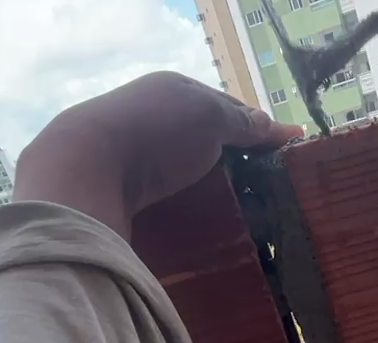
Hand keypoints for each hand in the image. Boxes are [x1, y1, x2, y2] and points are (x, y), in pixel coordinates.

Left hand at [13, 72, 303, 236]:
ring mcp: (139, 148)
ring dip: (214, 184)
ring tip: (241, 209)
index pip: (230, 108)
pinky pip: (170, 191)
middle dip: (237, 156)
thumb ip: (242, 122)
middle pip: (209, 137)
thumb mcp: (210, 118)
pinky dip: (191, 201)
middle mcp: (157, 114)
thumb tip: (270, 124)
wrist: (90, 166)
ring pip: (189, 166)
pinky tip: (204, 216)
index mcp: (177, 91)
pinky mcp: (126, 183)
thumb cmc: (157, 133)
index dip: (260, 129)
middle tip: (267, 185)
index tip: (287, 151)